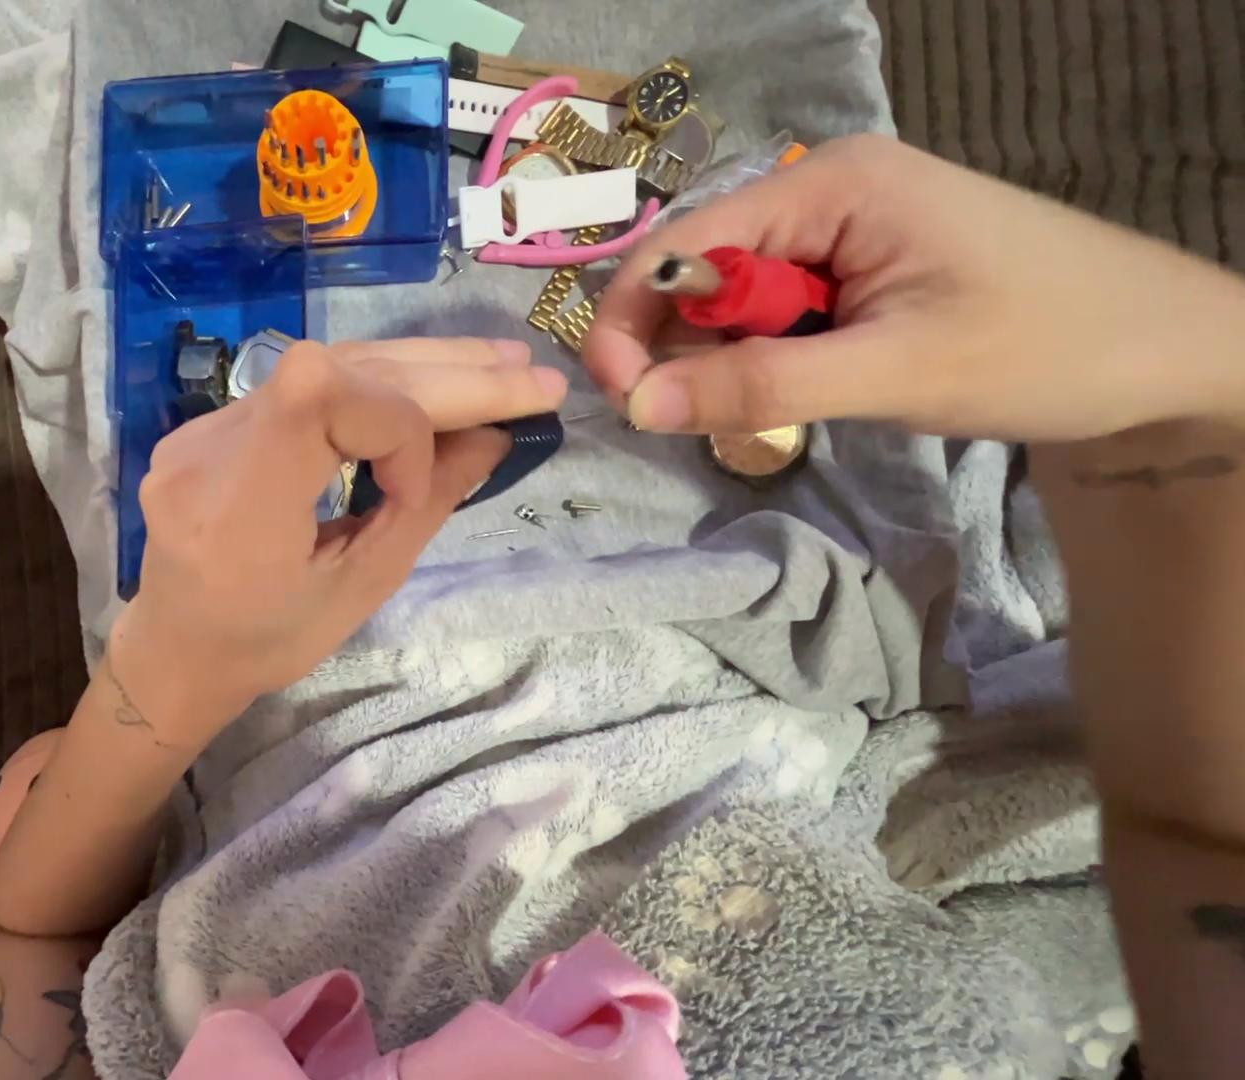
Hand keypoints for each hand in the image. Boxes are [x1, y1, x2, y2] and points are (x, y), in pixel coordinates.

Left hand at [106, 337, 566, 748]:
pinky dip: (369, 383)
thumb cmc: (269, 641)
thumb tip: (493, 435)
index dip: (399, 428)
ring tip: (496, 367)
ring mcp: (201, 430)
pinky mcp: (210, 424)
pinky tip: (422, 383)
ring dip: (413, 366)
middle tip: (529, 378)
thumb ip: (423, 506)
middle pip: (335, 370)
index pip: (327, 399)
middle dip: (440, 374)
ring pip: (321, 366)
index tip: (410, 491)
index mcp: (238, 510)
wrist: (180, 646)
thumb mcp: (359, 589)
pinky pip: (298, 386)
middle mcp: (208, 451)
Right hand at [584, 135, 1244, 441]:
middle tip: (687, 418)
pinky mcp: (839, 275)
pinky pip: (756, 322)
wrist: (1172, 360)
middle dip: (673, 350)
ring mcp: (828, 236)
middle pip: (690, 276)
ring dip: (714, 364)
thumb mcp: (894, 369)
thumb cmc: (1051, 346)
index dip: (630, 321)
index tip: (621, 399)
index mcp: (828, 186)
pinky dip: (748, 367)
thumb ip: (759, 386)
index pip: (681, 248)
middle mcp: (815, 197)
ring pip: (718, 306)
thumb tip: (637, 406)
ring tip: (755, 410)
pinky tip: (782, 393)